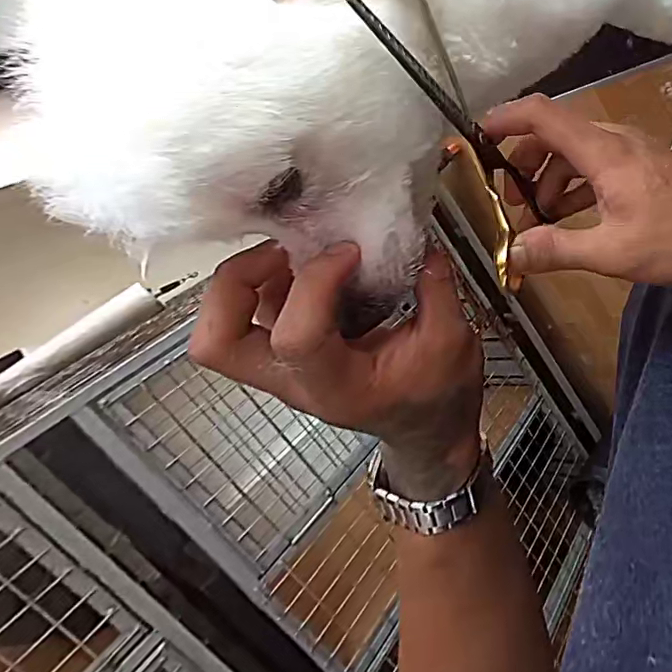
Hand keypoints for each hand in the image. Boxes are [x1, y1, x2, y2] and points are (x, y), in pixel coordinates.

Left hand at [190, 242, 483, 498]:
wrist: (428, 427)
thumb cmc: (436, 396)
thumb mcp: (452, 340)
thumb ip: (437, 288)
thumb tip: (422, 244)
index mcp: (337, 387)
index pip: (296, 338)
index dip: (317, 282)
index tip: (351, 252)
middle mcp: (295, 380)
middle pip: (219, 343)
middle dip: (238, 282)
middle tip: (283, 250)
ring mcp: (285, 366)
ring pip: (225, 324)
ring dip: (254, 274)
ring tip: (303, 246)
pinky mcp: (289, 349)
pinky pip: (255, 309)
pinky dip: (273, 277)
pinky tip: (316, 261)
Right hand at [481, 94, 671, 284]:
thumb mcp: (614, 251)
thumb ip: (558, 249)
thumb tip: (512, 252)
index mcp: (602, 150)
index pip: (541, 113)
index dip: (503, 119)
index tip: (474, 139)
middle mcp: (612, 140)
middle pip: (551, 134)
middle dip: (521, 164)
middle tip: (508, 204)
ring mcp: (628, 151)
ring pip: (572, 151)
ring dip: (547, 180)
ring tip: (536, 221)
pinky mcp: (639, 166)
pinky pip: (592, 165)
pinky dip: (571, 186)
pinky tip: (566, 218)